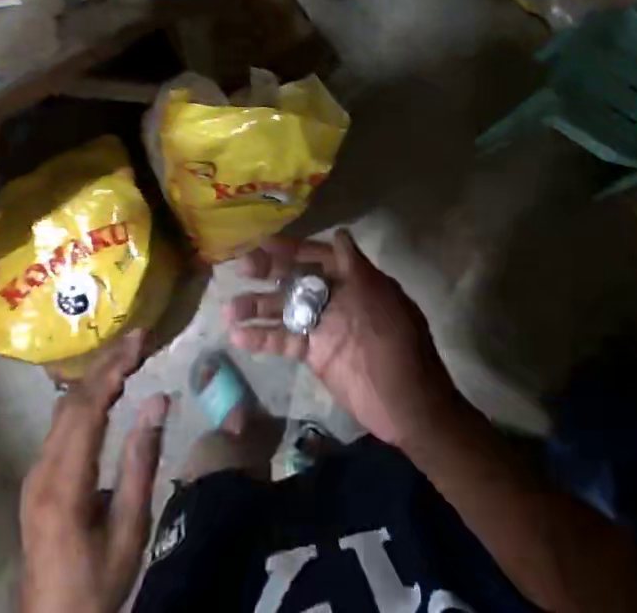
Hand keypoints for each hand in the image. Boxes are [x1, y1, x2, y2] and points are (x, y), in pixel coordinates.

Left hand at [19, 331, 170, 612]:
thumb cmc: (97, 583)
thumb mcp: (129, 530)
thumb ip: (142, 463)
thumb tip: (159, 401)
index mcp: (62, 483)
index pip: (88, 408)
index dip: (114, 368)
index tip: (141, 340)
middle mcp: (40, 470)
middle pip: (72, 401)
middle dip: (106, 363)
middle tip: (139, 338)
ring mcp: (34, 474)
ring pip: (63, 410)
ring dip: (95, 378)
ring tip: (129, 354)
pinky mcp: (37, 479)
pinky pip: (60, 425)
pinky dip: (86, 398)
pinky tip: (106, 390)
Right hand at [225, 229, 464, 446]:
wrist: (407, 404)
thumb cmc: (397, 344)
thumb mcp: (382, 299)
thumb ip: (356, 267)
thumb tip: (340, 234)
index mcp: (353, 281)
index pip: (317, 257)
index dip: (292, 249)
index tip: (264, 244)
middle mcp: (334, 298)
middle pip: (295, 279)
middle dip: (268, 272)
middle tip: (241, 268)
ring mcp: (322, 326)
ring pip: (284, 310)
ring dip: (256, 307)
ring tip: (229, 309)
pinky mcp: (313, 354)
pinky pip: (284, 340)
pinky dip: (261, 338)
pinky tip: (238, 336)